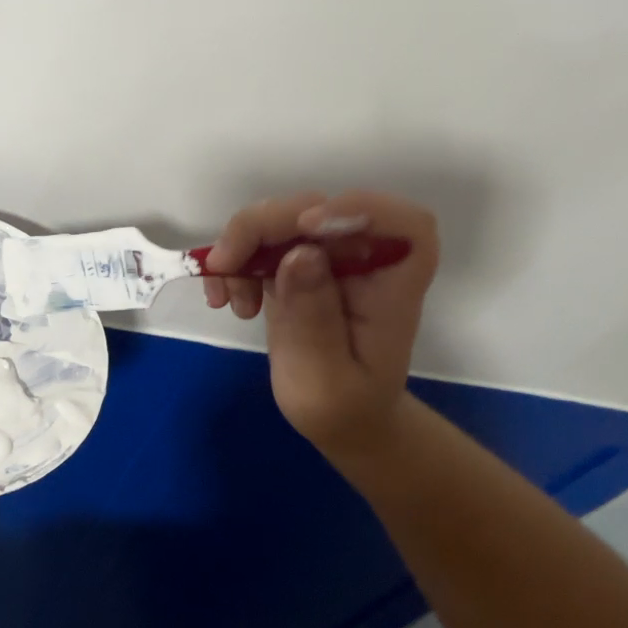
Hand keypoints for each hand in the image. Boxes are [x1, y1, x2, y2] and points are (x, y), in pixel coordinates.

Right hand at [203, 191, 439, 447]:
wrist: (338, 418)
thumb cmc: (344, 406)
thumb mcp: (326, 379)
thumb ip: (314, 320)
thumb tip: (300, 253)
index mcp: (392, 286)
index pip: (404, 226)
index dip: (360, 211)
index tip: (307, 228)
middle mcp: (361, 261)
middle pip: (318, 209)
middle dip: (264, 226)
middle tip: (224, 265)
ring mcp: (325, 259)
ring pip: (280, 219)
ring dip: (240, 246)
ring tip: (226, 299)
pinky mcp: (293, 264)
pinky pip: (258, 242)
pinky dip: (232, 261)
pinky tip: (222, 298)